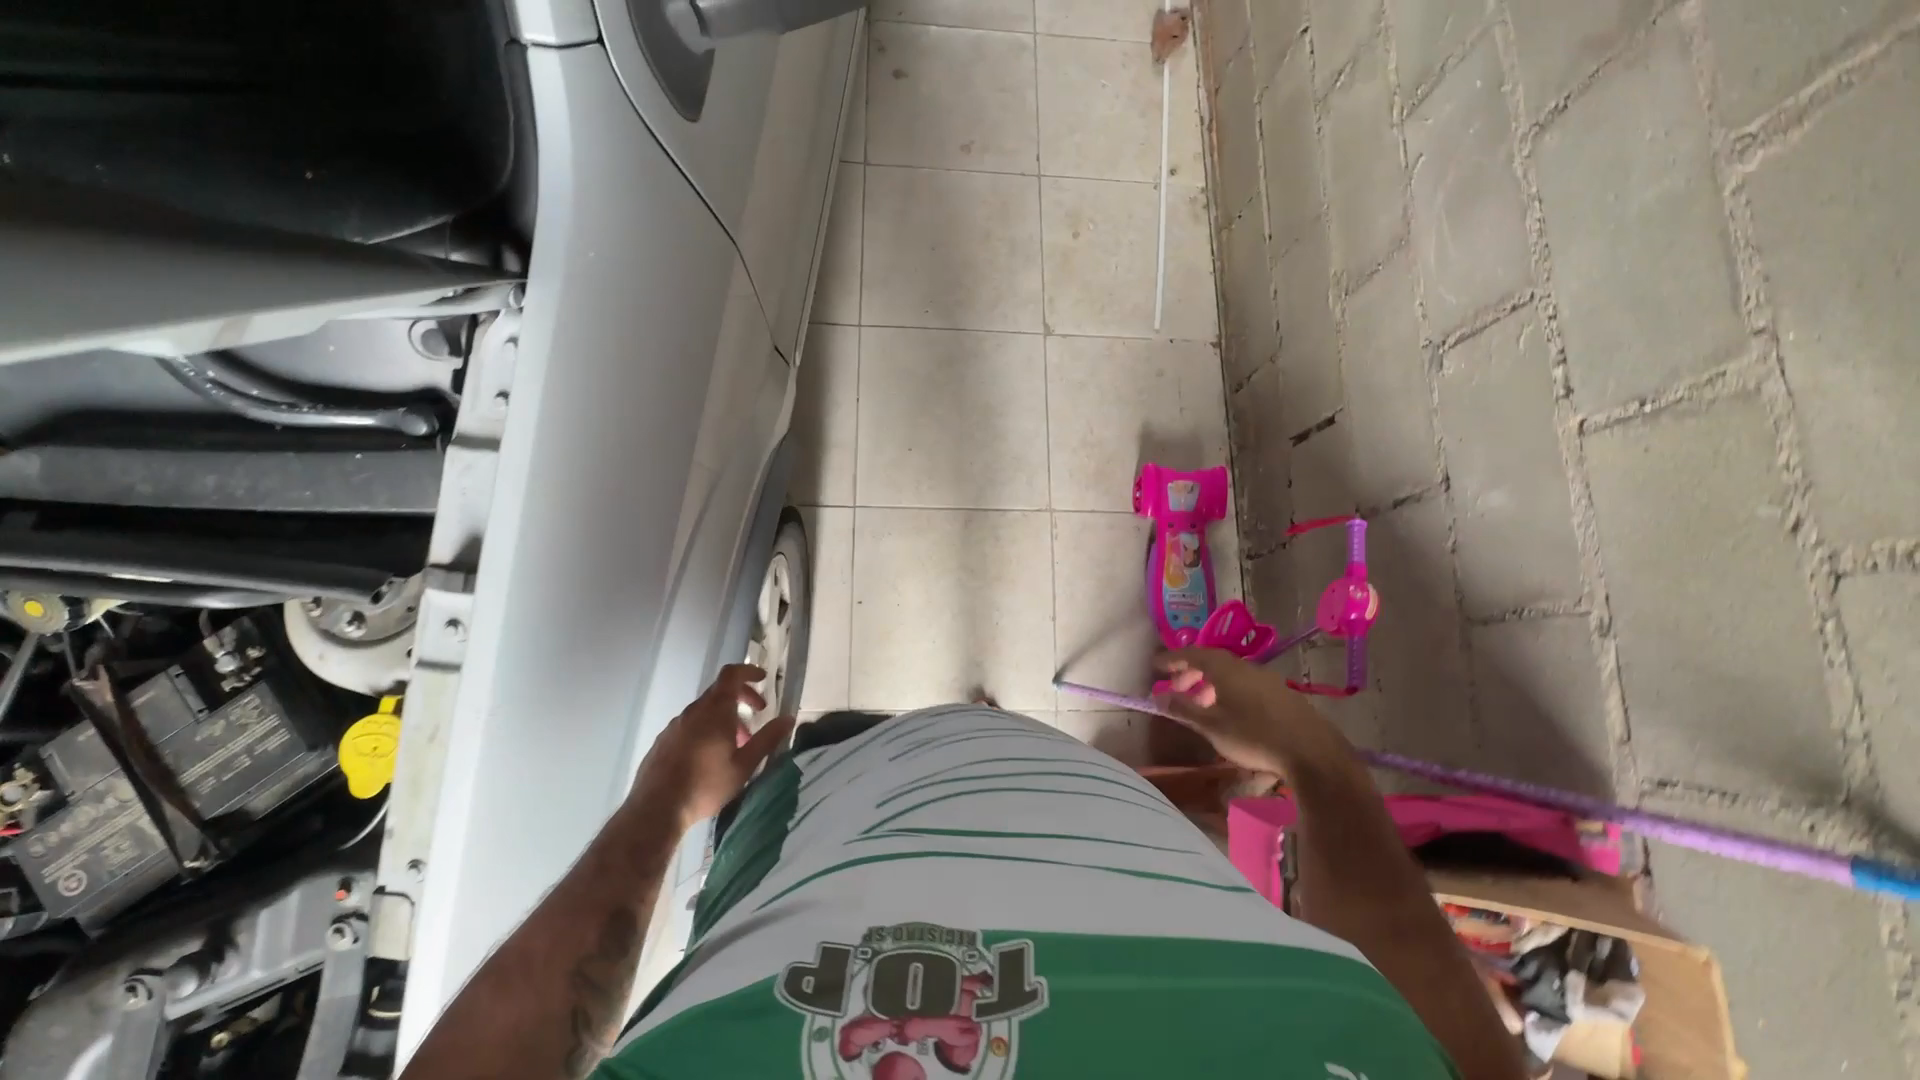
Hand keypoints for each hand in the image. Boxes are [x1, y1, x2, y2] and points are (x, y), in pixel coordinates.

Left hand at [633, 664, 795, 831]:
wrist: (656, 807)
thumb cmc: (706, 785)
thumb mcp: (744, 765)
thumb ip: (768, 739)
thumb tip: (788, 718)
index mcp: (715, 711)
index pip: (731, 675)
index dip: (749, 671)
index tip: (764, 679)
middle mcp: (693, 711)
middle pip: (719, 692)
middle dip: (742, 698)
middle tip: (758, 715)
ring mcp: (675, 725)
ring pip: (705, 711)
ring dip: (725, 718)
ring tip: (737, 744)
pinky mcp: (663, 740)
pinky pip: (690, 725)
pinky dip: (706, 729)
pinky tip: (710, 757)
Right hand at [1152, 649, 1350, 777]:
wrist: (1311, 752)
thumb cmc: (1254, 736)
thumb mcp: (1211, 726)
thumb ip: (1184, 709)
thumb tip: (1158, 697)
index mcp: (1226, 670)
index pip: (1193, 654)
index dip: (1173, 658)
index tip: (1156, 665)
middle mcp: (1247, 667)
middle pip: (1213, 662)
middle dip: (1192, 671)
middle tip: (1177, 687)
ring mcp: (1269, 680)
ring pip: (1232, 674)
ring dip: (1212, 683)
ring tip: (1202, 702)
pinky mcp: (1284, 696)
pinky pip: (1248, 685)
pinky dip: (1231, 691)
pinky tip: (1232, 712)